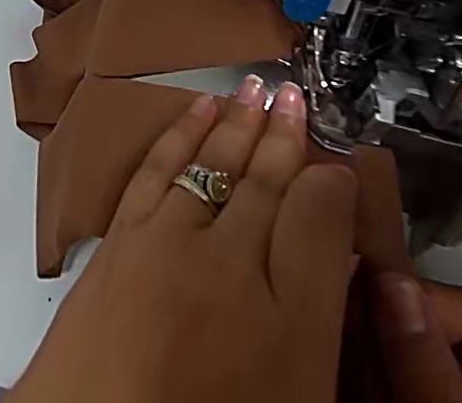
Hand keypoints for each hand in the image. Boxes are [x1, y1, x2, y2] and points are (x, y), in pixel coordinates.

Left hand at [6, 76, 358, 402]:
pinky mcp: (123, 236)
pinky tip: (197, 109)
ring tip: (255, 88)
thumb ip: (319, 319)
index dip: (333, 185)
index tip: (338, 160)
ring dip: (237, 122)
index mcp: (288, 318)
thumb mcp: (292, 390)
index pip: (320, 223)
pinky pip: (160, 167)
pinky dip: (180, 133)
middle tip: (294, 96)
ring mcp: (170, 243)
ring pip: (215, 163)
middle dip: (284, 136)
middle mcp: (231, 265)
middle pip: (266, 183)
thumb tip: (336, 255)